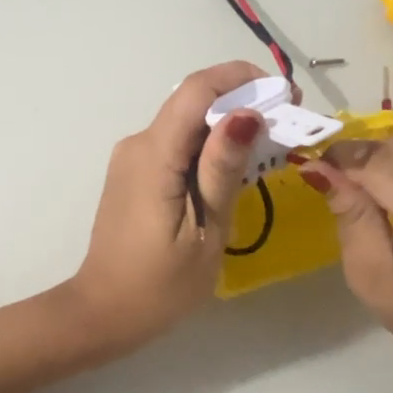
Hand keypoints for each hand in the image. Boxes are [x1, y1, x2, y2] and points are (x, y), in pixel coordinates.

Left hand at [65, 61, 273, 353]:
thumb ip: (221, 170)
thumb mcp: (204, 232)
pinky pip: (174, 145)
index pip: (196, 90)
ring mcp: (131, 159)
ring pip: (184, 124)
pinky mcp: (133, 174)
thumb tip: (245, 114)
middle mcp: (137, 145)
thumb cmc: (160, 284)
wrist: (104, 312)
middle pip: (191, 103)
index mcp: (153, 155)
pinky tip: (232, 172)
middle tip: (287, 126)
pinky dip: (206, 148)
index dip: (242, 80)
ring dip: (226, 127)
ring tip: (268, 151)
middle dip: (241, 102)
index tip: (285, 96)